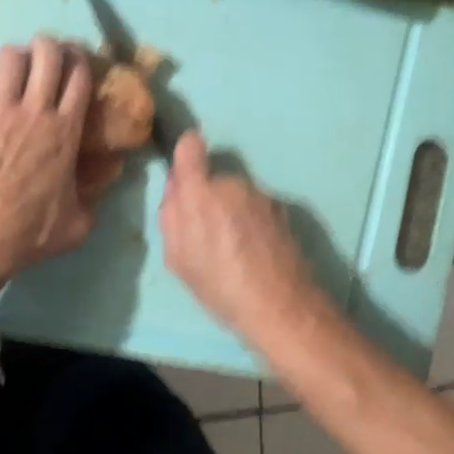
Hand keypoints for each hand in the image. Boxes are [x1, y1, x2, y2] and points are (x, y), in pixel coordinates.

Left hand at [0, 37, 94, 279]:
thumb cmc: (28, 236)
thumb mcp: (76, 225)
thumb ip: (90, 204)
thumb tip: (95, 199)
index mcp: (65, 132)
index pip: (79, 77)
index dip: (79, 60)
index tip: (74, 59)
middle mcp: (34, 112)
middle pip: (47, 54)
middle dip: (46, 46)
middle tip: (41, 53)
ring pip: (7, 59)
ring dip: (9, 58)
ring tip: (4, 68)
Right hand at [159, 131, 330, 334]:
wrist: (281, 306)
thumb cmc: (220, 286)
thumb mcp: (178, 259)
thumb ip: (170, 216)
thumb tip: (175, 189)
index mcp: (201, 193)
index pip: (190, 146)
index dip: (185, 158)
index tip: (186, 182)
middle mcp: (233, 184)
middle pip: (212, 180)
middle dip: (207, 199)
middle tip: (206, 238)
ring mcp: (261, 195)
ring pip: (235, 195)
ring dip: (230, 213)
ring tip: (233, 251)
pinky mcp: (282, 210)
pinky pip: (255, 209)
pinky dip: (251, 223)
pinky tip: (255, 253)